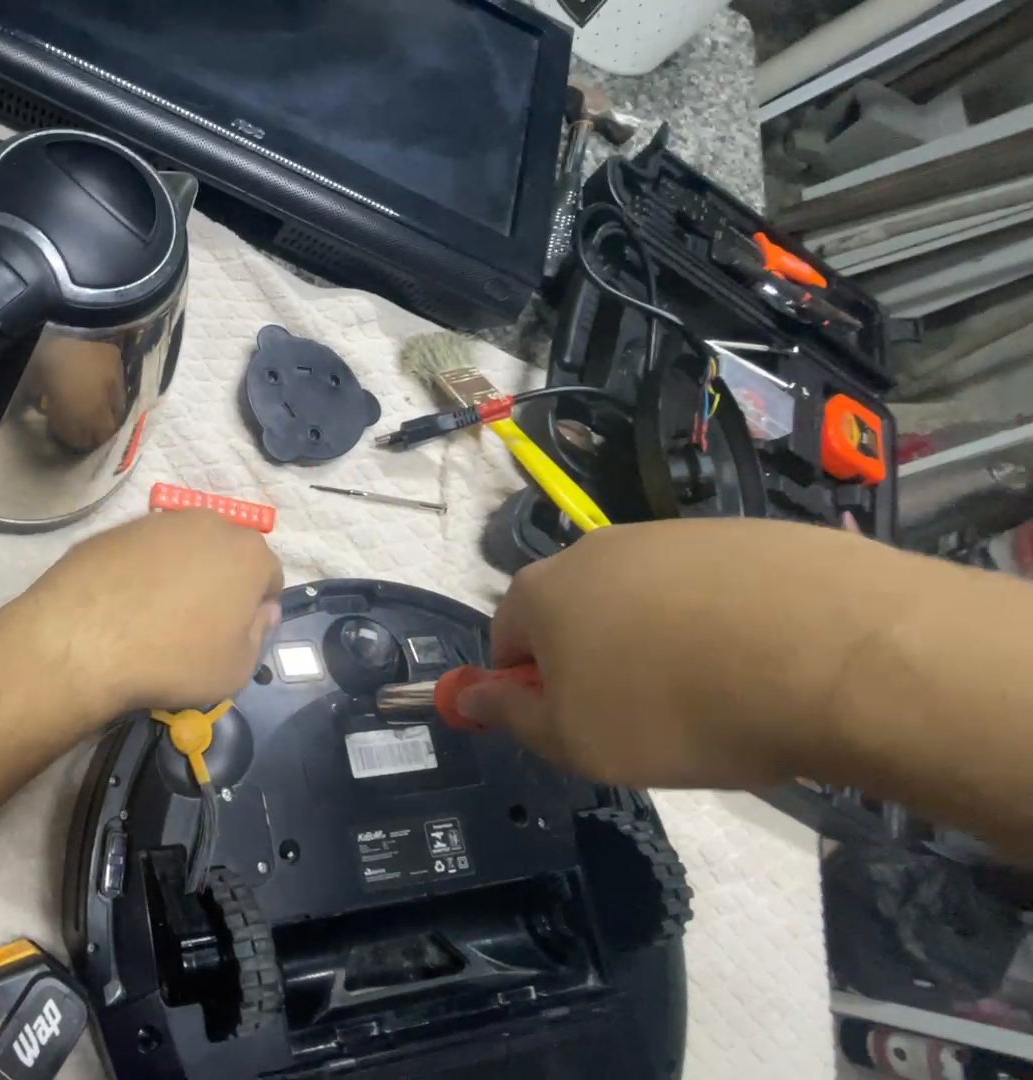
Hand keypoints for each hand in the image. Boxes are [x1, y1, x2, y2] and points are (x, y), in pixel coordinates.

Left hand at [13, 510, 282, 716]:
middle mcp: (206, 523)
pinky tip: (122, 605)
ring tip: (154, 616)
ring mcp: (155, 521)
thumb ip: (259, 633)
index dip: (256, 608)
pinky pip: (140, 552)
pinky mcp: (113, 529)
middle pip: (225, 554)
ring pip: (182, 549)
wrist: (82, 640)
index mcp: (247, 551)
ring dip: (179, 574)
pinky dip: (139, 573)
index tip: (235, 635)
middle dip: (220, 583)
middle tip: (196, 624)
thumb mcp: (236, 668)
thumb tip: (261, 610)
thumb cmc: (174, 658)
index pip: (269, 576)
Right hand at [456, 517, 885, 788]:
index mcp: (540, 592)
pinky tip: (766, 661)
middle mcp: (593, 550)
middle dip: (593, 658)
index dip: (530, 685)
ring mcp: (672, 536)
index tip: (573, 720)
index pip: (505, 639)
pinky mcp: (749, 534)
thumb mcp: (574, 741)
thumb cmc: (678, 709)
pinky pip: (714, 587)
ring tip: (716, 689)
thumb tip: (467, 696)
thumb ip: (508, 716)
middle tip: (644, 713)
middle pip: (573, 611)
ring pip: (644, 597)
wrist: (845, 657)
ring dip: (657, 638)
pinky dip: (723, 620)